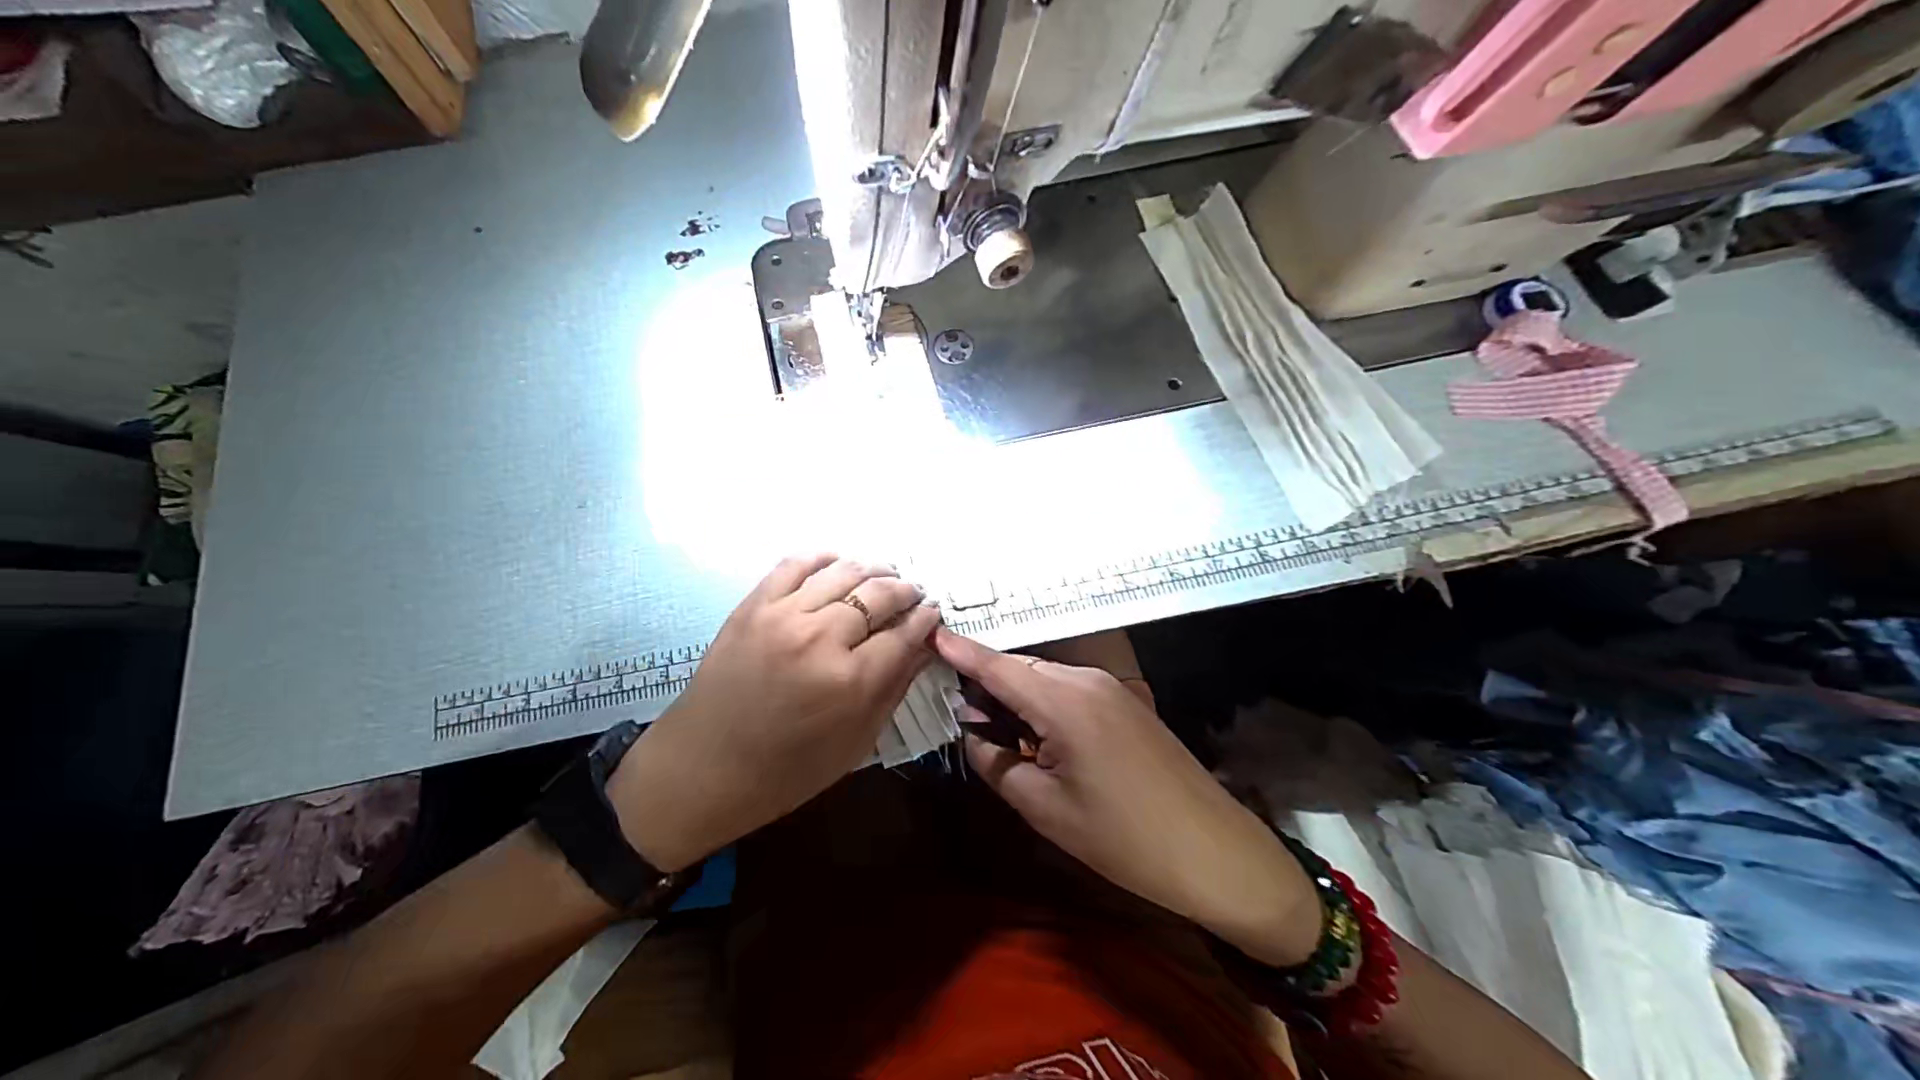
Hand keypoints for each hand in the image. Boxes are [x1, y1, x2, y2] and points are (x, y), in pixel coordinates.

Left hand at [608, 555, 942, 871]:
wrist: (703, 768)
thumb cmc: (786, 771)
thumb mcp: (855, 743)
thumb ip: (893, 688)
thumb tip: (924, 646)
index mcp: (851, 681)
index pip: (905, 633)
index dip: (925, 620)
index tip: (933, 614)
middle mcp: (821, 638)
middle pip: (879, 594)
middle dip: (906, 591)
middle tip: (914, 595)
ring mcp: (782, 615)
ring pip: (843, 572)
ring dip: (873, 569)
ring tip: (884, 575)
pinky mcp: (752, 606)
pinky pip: (794, 564)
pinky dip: (822, 558)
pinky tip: (838, 563)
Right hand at [935, 627, 1321, 966]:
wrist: (1213, 851)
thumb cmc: (1121, 838)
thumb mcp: (1043, 807)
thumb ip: (995, 761)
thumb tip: (973, 733)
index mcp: (1063, 701)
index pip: (997, 665)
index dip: (960, 651)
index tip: (930, 634)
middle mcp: (1087, 680)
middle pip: (1021, 669)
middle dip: (986, 684)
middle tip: (959, 714)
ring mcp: (1113, 689)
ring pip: (1046, 680)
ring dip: (1017, 697)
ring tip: (997, 731)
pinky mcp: (1128, 704)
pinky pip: (1071, 691)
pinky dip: (1044, 705)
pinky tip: (1038, 736)